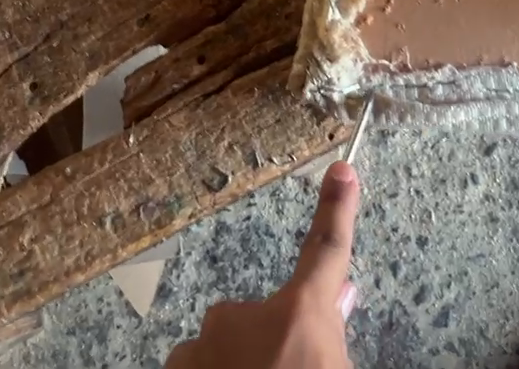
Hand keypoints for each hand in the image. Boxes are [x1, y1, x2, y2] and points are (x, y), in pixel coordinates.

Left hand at [165, 162, 360, 367]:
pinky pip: (198, 361)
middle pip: (267, 316)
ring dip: (239, 361)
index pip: (327, 251)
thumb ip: (331, 336)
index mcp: (298, 318)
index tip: (342, 169)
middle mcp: (244, 319)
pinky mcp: (176, 366)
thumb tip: (340, 297)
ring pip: (227, 343)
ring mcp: (203, 344)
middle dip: (276, 339)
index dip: (336, 209)